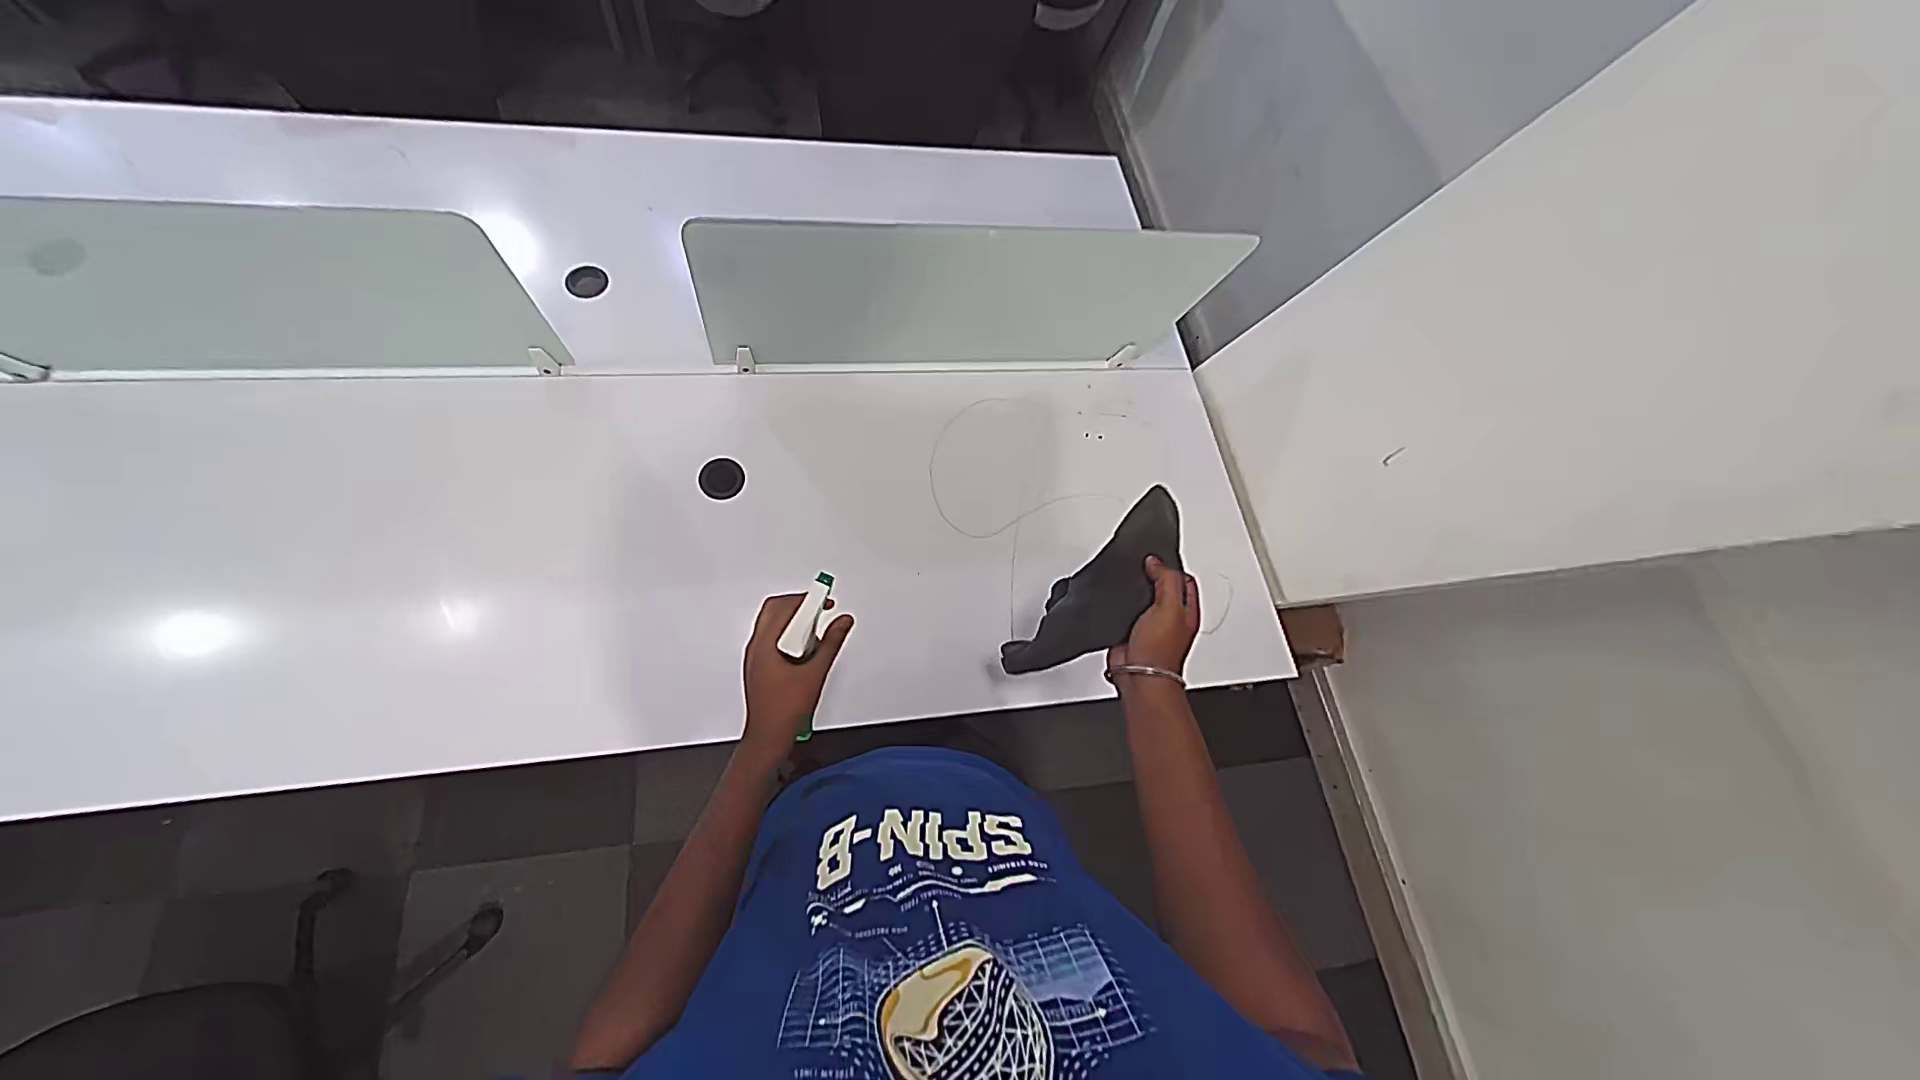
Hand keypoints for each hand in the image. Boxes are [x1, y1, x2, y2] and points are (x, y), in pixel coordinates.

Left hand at [742, 593, 853, 751]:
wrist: (769, 737)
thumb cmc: (783, 712)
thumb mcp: (815, 673)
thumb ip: (831, 643)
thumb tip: (841, 623)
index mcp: (764, 646)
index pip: (782, 607)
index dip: (806, 599)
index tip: (824, 600)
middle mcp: (756, 649)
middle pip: (774, 611)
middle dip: (799, 606)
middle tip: (820, 610)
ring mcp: (756, 659)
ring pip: (773, 626)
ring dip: (796, 622)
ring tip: (817, 631)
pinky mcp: (760, 667)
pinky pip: (774, 641)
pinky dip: (791, 637)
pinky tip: (808, 650)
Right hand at [1107, 556, 1198, 687]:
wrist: (1137, 675)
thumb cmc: (1159, 651)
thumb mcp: (1170, 607)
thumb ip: (1166, 580)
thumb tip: (1155, 562)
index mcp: (1187, 610)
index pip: (1183, 579)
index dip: (1172, 566)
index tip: (1158, 555)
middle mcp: (1170, 616)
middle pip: (1163, 586)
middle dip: (1153, 575)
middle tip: (1144, 564)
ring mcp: (1149, 623)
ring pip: (1144, 597)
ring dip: (1137, 589)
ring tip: (1131, 577)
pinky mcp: (1130, 629)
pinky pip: (1126, 609)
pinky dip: (1122, 602)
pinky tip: (1119, 597)